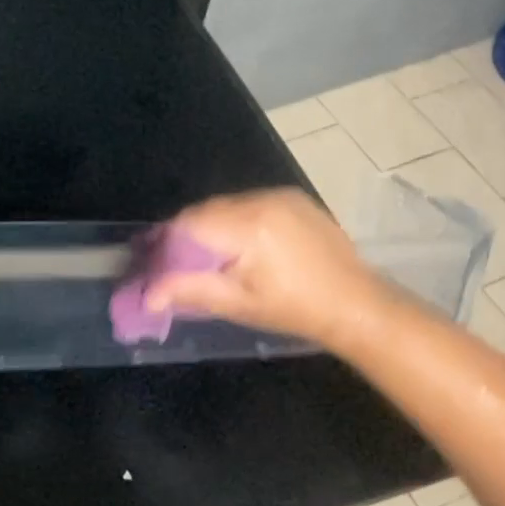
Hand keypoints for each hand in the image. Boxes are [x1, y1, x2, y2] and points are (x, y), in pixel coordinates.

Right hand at [145, 187, 397, 348]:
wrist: (357, 305)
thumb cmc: (294, 310)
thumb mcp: (238, 304)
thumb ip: (189, 290)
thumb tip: (147, 294)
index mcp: (248, 227)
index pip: (188, 223)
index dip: (167, 243)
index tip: (156, 264)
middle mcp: (261, 201)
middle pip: (205, 211)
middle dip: (187, 235)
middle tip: (178, 264)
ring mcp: (280, 196)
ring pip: (225, 205)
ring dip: (211, 226)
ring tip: (211, 257)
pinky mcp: (293, 197)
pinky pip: (249, 203)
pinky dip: (236, 220)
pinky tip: (243, 246)